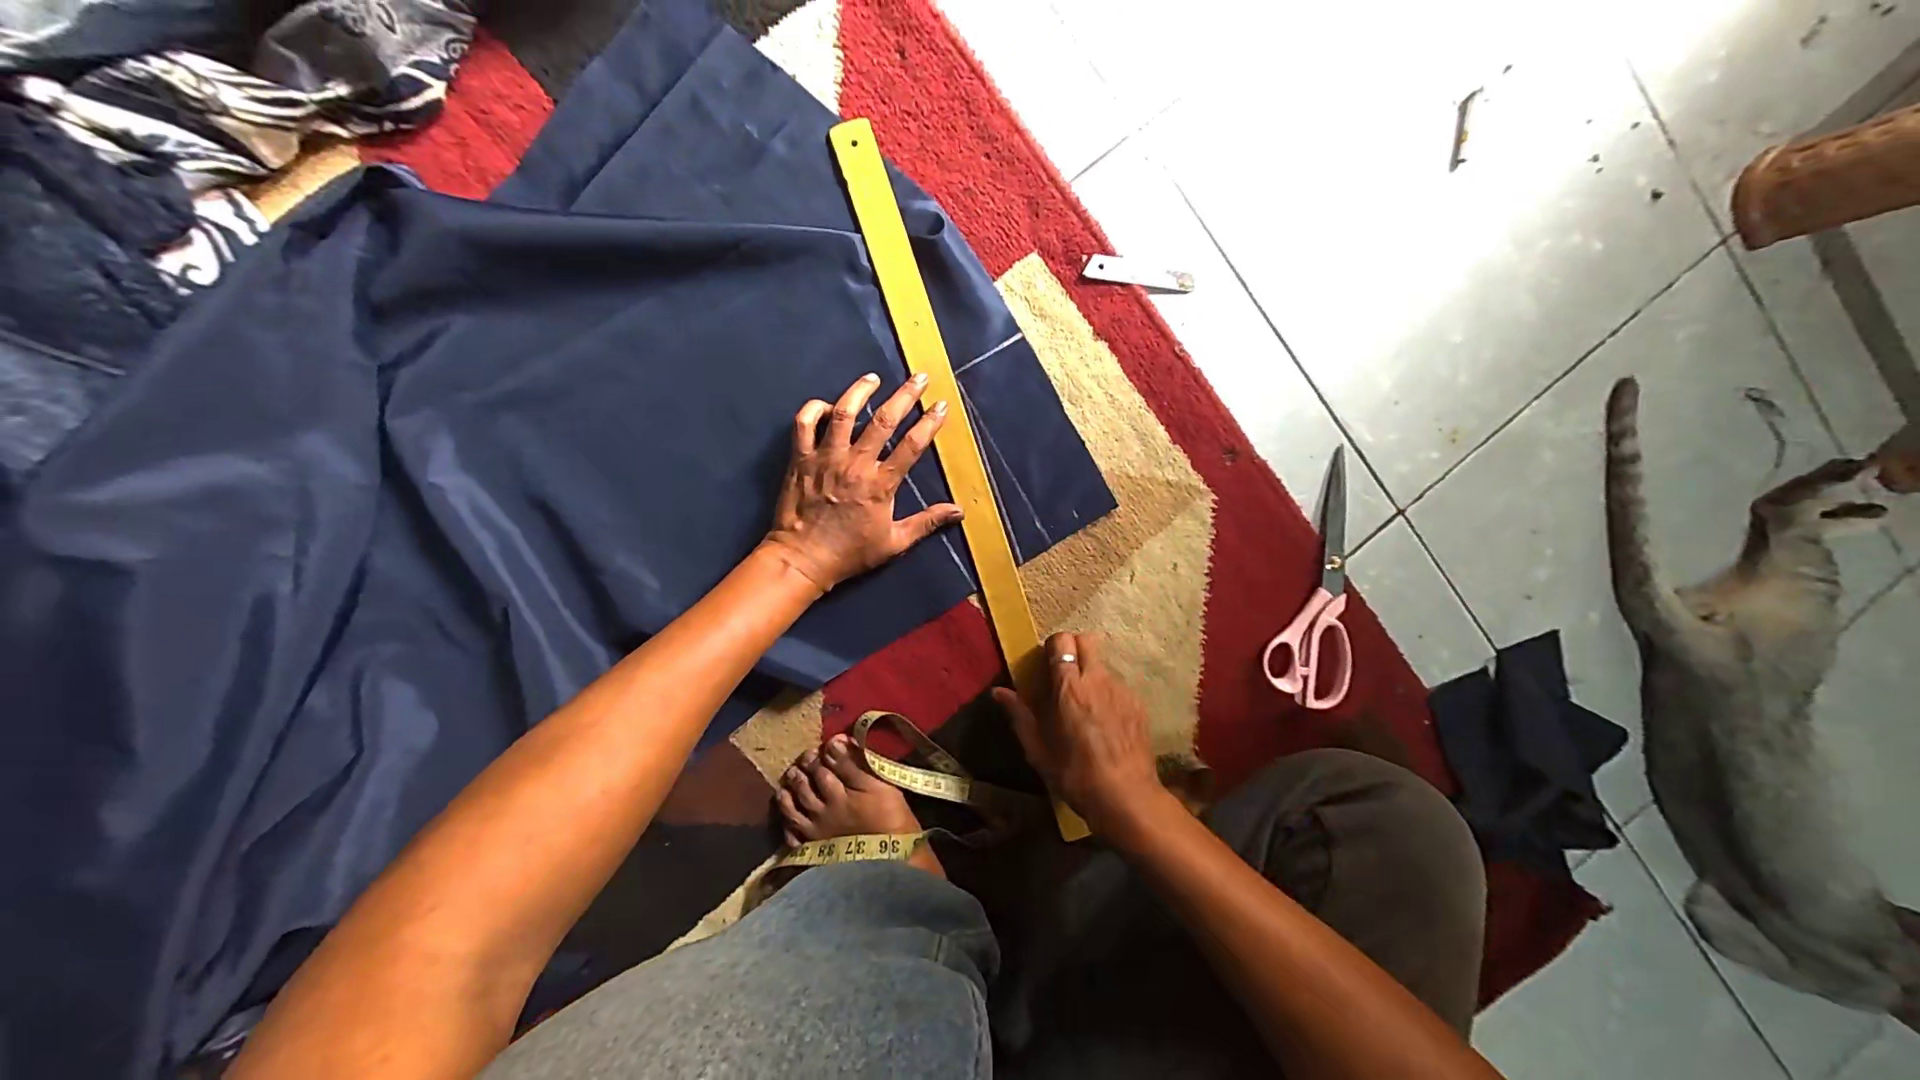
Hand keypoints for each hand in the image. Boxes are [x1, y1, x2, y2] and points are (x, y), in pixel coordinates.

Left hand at [762, 372, 962, 591]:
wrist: (802, 559)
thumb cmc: (850, 553)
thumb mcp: (894, 543)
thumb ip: (927, 522)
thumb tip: (959, 511)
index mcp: (880, 484)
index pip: (912, 445)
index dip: (929, 423)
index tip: (941, 406)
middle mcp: (855, 464)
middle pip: (884, 421)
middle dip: (905, 395)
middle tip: (918, 377)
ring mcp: (826, 458)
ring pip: (844, 413)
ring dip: (860, 391)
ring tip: (873, 378)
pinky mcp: (801, 459)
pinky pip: (804, 423)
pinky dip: (815, 408)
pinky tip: (828, 403)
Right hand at [993, 631, 1165, 836]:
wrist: (1126, 797)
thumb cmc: (1075, 775)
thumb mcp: (1038, 750)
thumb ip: (1019, 715)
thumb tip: (999, 692)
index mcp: (1068, 687)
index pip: (1061, 641)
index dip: (1051, 648)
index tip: (1045, 666)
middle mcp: (1097, 680)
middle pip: (1087, 639)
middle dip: (1074, 647)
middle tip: (1064, 674)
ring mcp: (1122, 690)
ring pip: (1103, 664)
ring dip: (1091, 672)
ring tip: (1084, 704)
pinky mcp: (1138, 704)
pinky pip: (1118, 686)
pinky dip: (1107, 693)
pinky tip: (1104, 722)